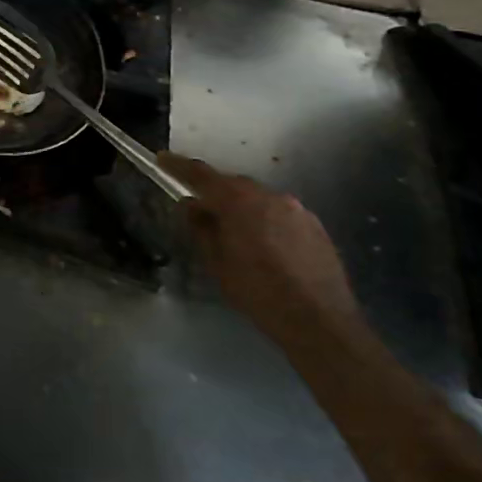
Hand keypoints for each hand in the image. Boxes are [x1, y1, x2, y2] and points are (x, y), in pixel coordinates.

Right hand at [158, 151, 364, 350]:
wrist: (320, 322)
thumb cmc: (258, 291)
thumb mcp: (216, 262)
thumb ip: (201, 227)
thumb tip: (192, 205)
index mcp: (238, 201)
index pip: (201, 174)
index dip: (178, 166)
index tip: (162, 159)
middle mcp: (269, 196)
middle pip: (233, 184)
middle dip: (215, 193)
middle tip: (201, 209)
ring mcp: (296, 209)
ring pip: (258, 199)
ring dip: (242, 208)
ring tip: (235, 233)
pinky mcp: (316, 226)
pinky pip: (280, 213)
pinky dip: (266, 221)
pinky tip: (266, 246)